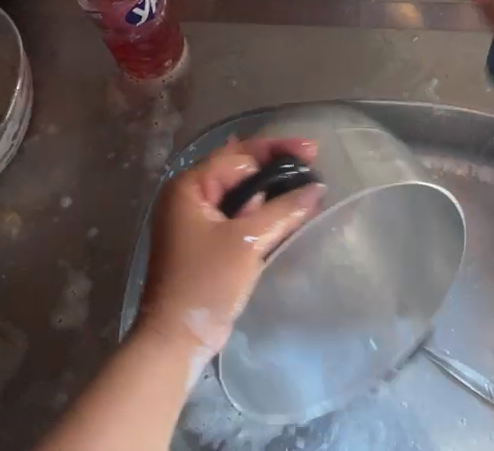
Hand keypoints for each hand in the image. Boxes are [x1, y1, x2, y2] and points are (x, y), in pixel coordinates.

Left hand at [135, 137, 324, 359]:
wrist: (176, 341)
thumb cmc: (206, 283)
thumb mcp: (248, 242)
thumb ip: (283, 210)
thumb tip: (317, 189)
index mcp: (189, 187)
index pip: (240, 156)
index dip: (276, 151)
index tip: (313, 152)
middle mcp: (189, 197)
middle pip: (240, 169)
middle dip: (276, 166)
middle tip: (313, 162)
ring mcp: (196, 221)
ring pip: (242, 193)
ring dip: (272, 190)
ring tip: (306, 187)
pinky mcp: (207, 243)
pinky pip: (240, 215)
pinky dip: (263, 212)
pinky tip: (288, 211)